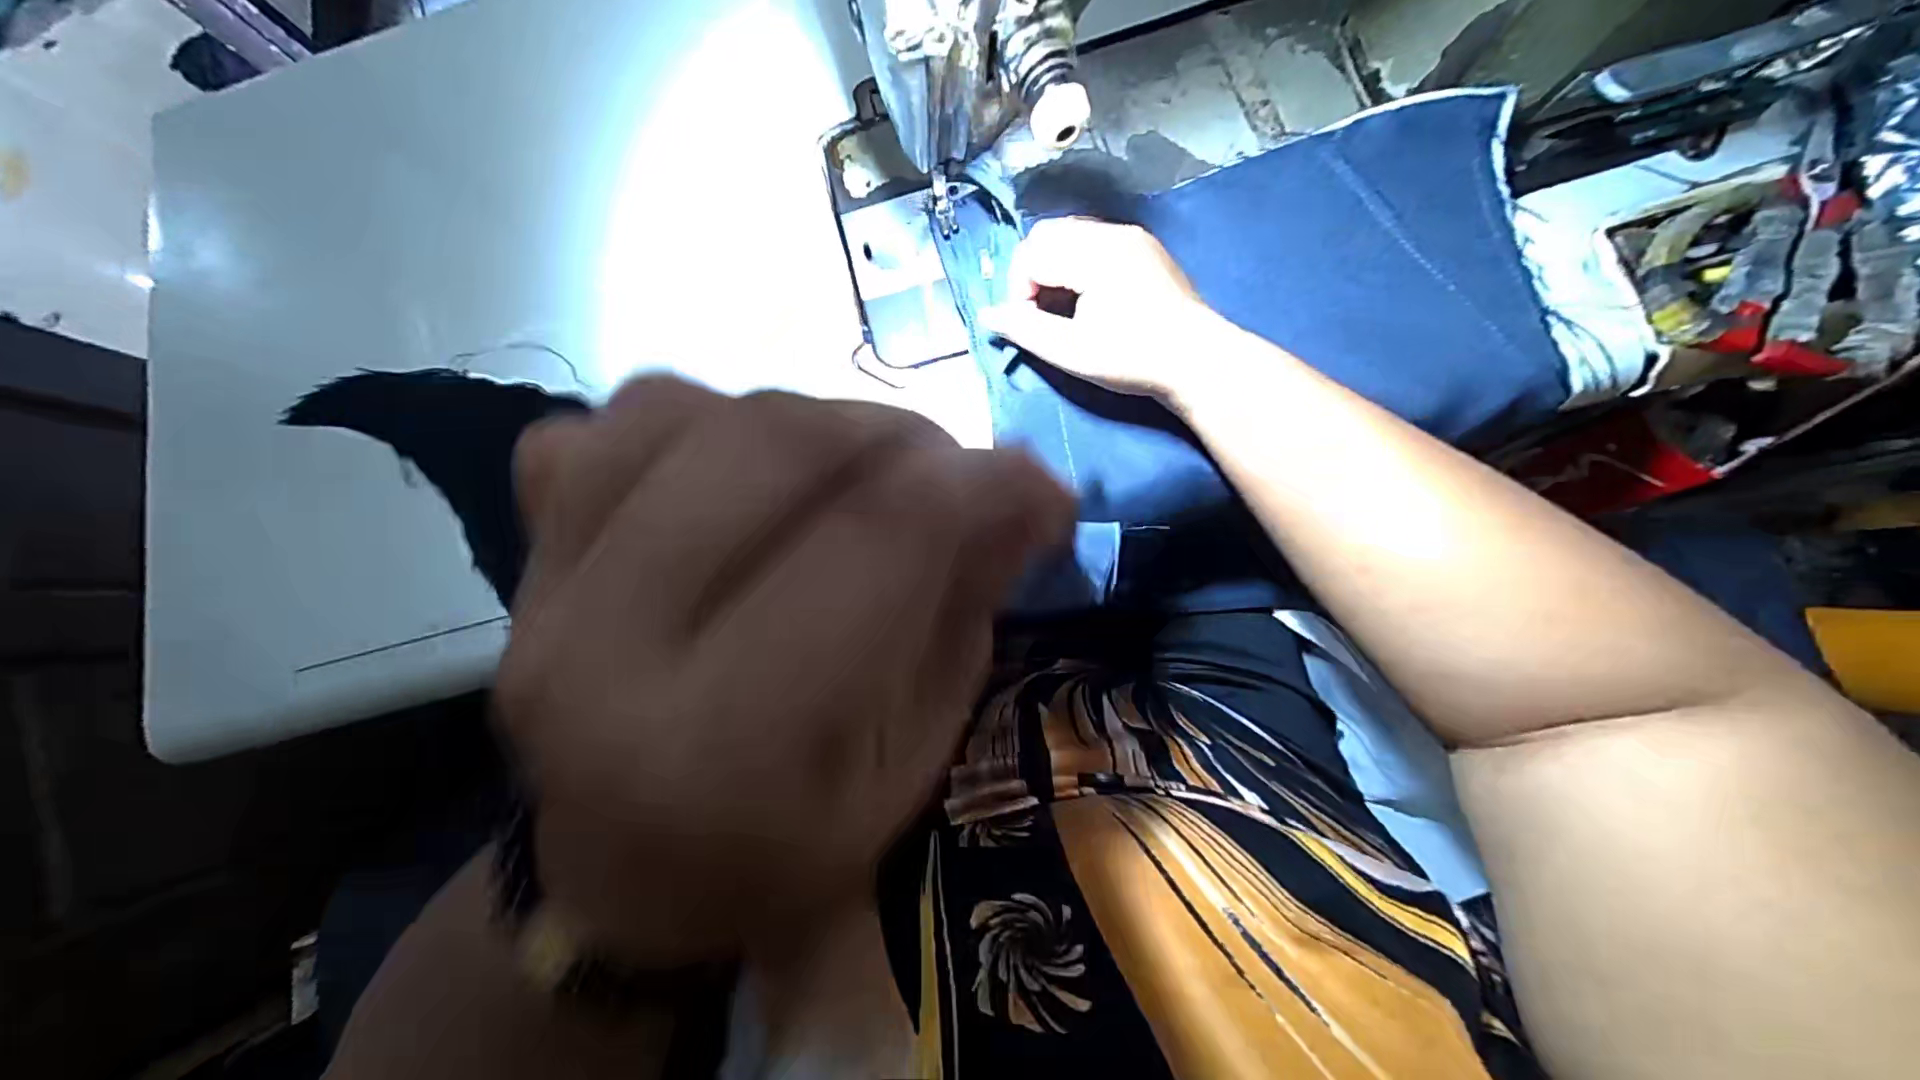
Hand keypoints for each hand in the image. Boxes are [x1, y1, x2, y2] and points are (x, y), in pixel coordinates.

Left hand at [497, 377, 1071, 964]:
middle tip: (949, 473)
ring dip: (813, 421)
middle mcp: (606, 656)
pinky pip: (625, 417)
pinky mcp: (523, 552)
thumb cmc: (790, 848)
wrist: (623, 873)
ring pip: (697, 412)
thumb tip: (1030, 489)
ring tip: (858, 471)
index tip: (1042, 484)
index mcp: (724, 748)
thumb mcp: (908, 765)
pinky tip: (752, 475)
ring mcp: (541, 593)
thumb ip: (961, 612)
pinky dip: (713, 417)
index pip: (872, 545)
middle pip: (776, 450)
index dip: (977, 486)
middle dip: (897, 437)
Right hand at [979, 217, 1232, 400]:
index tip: (1030, 324)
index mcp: (1094, 254)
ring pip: (1071, 235)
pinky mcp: (1144, 248)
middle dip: (1033, 272)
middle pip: (1048, 234)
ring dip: (1054, 266)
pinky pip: (1095, 241)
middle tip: (1041, 313)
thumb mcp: (1072, 352)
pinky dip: (1078, 262)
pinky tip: (1088, 297)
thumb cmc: (1133, 358)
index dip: (1019, 291)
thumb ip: (1025, 330)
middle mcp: (1112, 233)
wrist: (1197, 360)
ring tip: (1063, 307)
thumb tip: (988, 315)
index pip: (1032, 254)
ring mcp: (1132, 237)